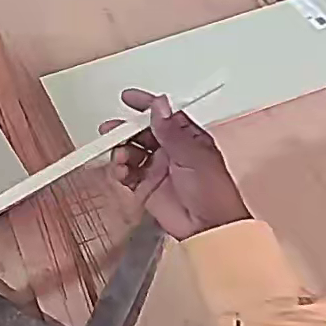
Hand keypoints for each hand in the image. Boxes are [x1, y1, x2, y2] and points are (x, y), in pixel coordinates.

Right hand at [101, 88, 250, 239]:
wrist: (207, 227)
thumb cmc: (213, 192)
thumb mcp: (192, 155)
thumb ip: (171, 130)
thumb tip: (160, 105)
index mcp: (186, 138)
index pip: (163, 115)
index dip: (146, 105)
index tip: (128, 98)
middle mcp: (170, 151)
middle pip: (140, 133)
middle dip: (124, 130)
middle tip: (112, 131)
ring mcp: (156, 168)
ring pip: (130, 151)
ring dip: (121, 151)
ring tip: (121, 157)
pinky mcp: (145, 187)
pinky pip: (125, 172)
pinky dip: (119, 170)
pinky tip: (121, 171)